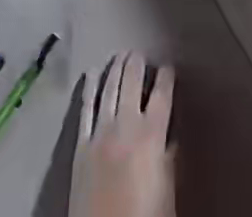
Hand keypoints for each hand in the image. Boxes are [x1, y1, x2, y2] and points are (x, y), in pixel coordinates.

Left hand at [71, 52, 175, 216]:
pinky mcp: (81, 143)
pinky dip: (90, 87)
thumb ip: (169, 155)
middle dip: (136, 65)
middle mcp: (125, 125)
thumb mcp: (168, 186)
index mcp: (152, 135)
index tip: (168, 66)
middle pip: (131, 85)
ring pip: (109, 90)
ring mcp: (100, 131)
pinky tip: (92, 73)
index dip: (166, 79)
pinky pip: (86, 107)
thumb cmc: (146, 216)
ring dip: (115, 69)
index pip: (162, 97)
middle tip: (139, 52)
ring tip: (121, 55)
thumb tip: (170, 131)